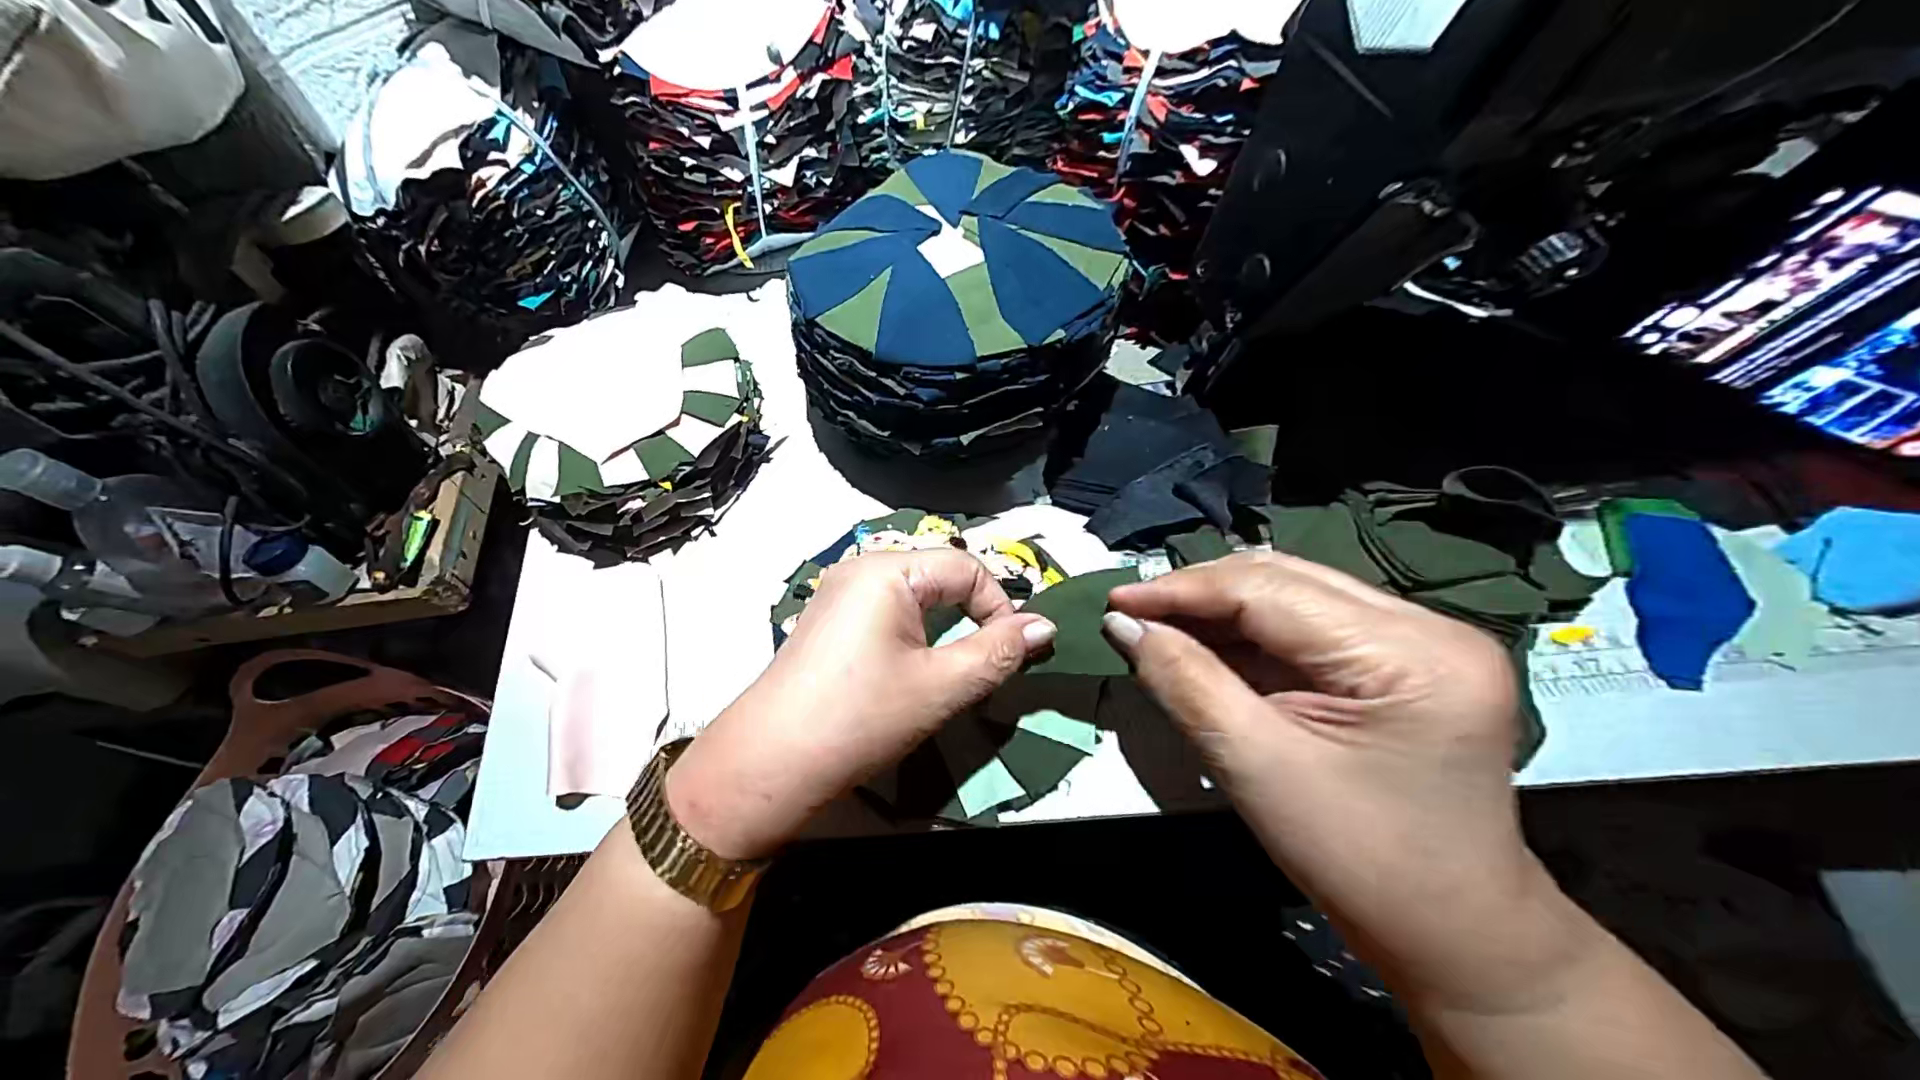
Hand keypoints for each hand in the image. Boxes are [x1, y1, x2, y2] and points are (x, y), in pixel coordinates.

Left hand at [667, 549, 1055, 859]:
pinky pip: (888, 612)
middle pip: (940, 577)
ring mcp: (839, 594)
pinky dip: (916, 635)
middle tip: (987, 663)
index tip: (1013, 652)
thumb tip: (1045, 626)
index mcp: (887, 571)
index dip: (999, 606)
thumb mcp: (942, 686)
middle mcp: (860, 569)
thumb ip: (998, 651)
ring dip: (946, 628)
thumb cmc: (862, 717)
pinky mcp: (830, 621)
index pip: (966, 568)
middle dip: (973, 616)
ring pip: (915, 597)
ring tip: (955, 671)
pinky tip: (915, 671)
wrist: (771, 764)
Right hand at [1104, 552, 1579, 1012]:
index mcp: (1411, 654)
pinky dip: (1250, 633)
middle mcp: (1429, 627)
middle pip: (1285, 580)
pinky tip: (1206, 644)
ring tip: (1159, 626)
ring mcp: (1425, 640)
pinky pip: (1310, 625)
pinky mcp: (1408, 659)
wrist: (1448, 930)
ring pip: (1295, 595)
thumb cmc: (1356, 859)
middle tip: (1133, 613)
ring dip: (1221, 610)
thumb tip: (1123, 624)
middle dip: (1200, 593)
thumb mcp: (1255, 766)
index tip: (1117, 599)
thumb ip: (1185, 681)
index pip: (1270, 591)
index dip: (1183, 590)